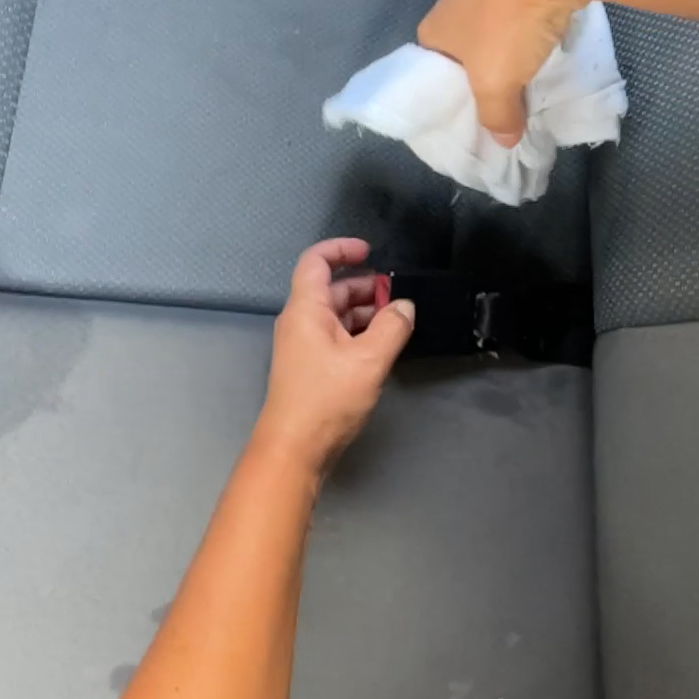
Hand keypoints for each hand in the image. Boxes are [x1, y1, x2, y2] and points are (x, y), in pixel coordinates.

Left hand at [253, 239, 414, 473]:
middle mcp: (300, 321)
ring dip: (365, 313)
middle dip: (364, 287)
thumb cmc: (326, 399)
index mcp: (306, 309)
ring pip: (335, 315)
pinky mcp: (310, 367)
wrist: (294, 449)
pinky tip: (381, 348)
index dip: (342, 249)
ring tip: (396, 323)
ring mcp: (303, 345)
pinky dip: (358, 334)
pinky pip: (335, 337)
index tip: (370, 252)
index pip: (316, 261)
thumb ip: (392, 328)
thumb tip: (405, 306)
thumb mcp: (369, 361)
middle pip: (331, 289)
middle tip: (397, 297)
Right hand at [418, 0, 585, 146]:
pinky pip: (520, 15)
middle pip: (465, 56)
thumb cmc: (507, 26)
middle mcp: (452, 6)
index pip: (434, 75)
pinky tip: (546, 44)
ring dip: (509, 54)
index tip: (475, 118)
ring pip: (494, 34)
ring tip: (528, 79)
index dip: (453, 98)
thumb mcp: (496, 86)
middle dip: (483, 78)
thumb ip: (497, 118)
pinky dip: (530, 32)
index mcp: (432, 32)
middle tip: (505, 105)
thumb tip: (505, 141)